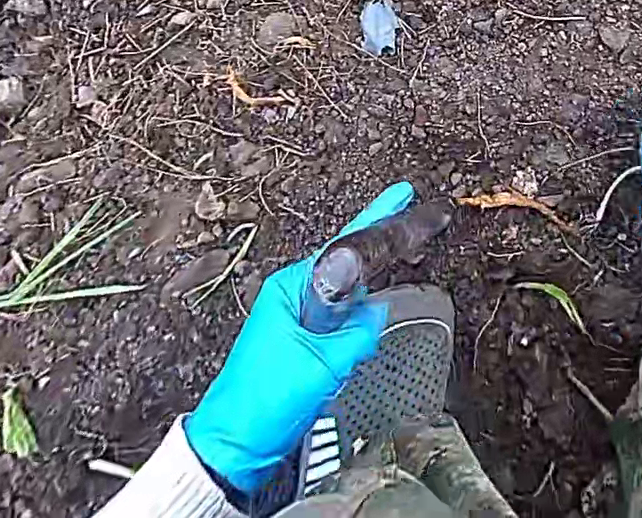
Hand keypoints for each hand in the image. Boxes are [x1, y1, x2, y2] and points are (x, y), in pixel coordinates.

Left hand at [185, 181, 414, 491]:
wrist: (231, 447)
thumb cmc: (260, 402)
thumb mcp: (322, 364)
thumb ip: (358, 333)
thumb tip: (377, 312)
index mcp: (291, 286)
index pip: (342, 243)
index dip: (376, 217)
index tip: (401, 195)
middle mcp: (292, 292)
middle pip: (345, 266)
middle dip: (374, 261)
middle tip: (409, 241)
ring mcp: (295, 315)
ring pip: (344, 297)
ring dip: (360, 307)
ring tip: (363, 328)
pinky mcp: (300, 338)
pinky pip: (336, 320)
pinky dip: (351, 326)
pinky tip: (358, 338)